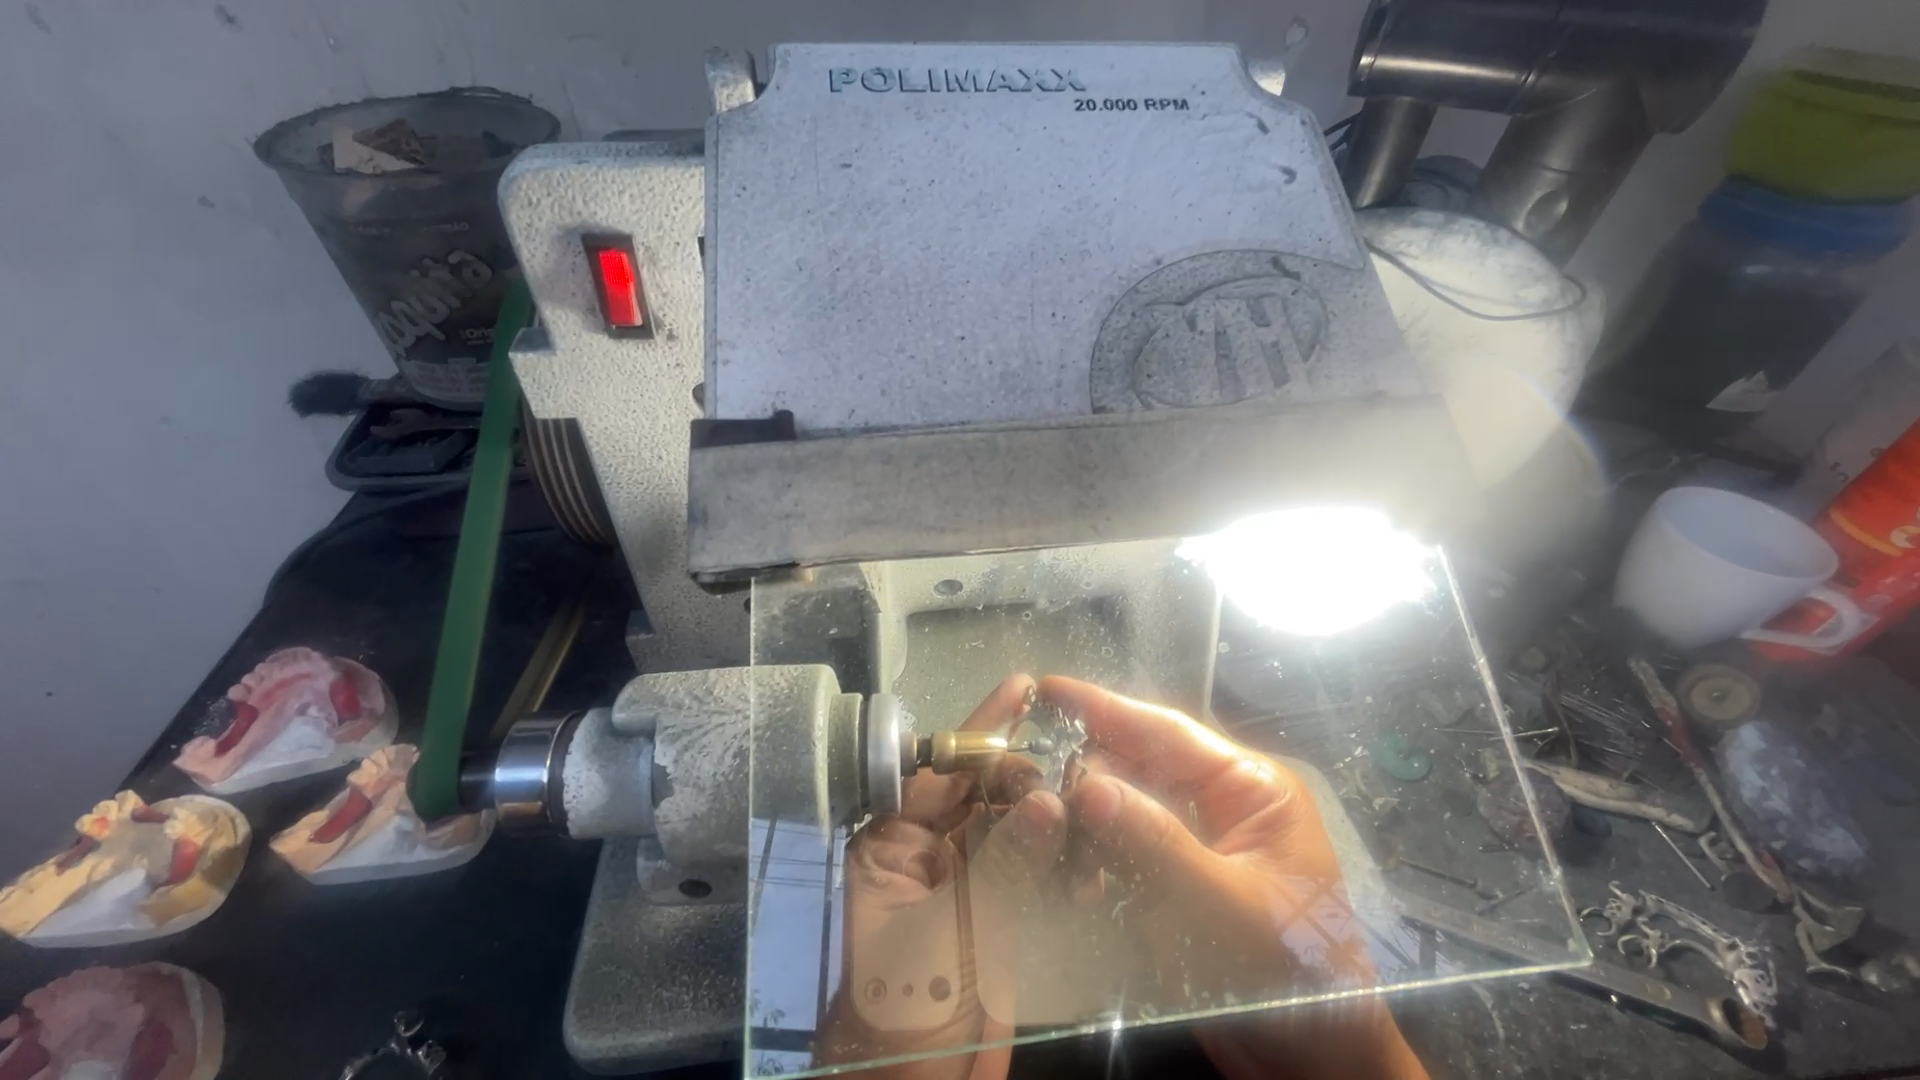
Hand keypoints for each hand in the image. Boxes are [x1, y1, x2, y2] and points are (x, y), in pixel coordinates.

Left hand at [815, 676, 1066, 1079]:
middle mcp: (930, 850)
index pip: (939, 769)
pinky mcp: (1001, 911)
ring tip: (1094, 783)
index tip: (1022, 689)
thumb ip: (1000, 865)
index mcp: (895, 843)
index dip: (981, 728)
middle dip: (1026, 766)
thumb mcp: (948, 931)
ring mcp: (968, 879)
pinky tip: (1096, 844)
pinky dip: (1064, 855)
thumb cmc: (907, 1009)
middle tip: (1075, 746)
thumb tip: (1047, 801)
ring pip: (1015, 825)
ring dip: (1052, 808)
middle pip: (984, 790)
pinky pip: (1035, 867)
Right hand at [1043, 676, 1429, 1079]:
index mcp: (1250, 789)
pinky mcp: (1176, 885)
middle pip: (1137, 767)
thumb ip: (1155, 843)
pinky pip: (1124, 854)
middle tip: (1023, 775)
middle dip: (1083, 772)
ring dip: (1084, 823)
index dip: (1103, 708)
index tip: (1045, 690)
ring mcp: (1197, 845)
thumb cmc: (1288, 976)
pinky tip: (1068, 878)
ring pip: (1124, 811)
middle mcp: (1222, 805)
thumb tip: (1086, 786)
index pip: (1167, 731)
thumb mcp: (1222, 906)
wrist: (1316, 1065)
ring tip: (1039, 830)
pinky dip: (1095, 863)